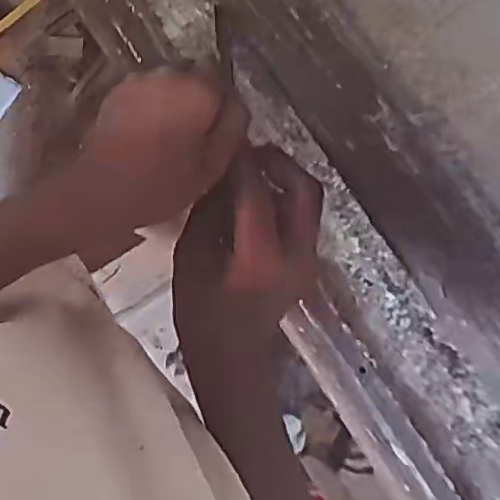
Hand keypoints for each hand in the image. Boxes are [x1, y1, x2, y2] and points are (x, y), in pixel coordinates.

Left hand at [66, 69, 249, 233]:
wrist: (103, 187)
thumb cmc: (163, 182)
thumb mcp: (213, 165)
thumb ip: (233, 127)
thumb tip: (236, 105)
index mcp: (200, 88)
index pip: (225, 82)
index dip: (222, 106)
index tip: (215, 132)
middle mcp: (169, 73)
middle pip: (194, 75)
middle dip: (196, 97)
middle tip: (190, 134)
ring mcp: (138, 79)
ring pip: (166, 82)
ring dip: (169, 99)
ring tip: (163, 135)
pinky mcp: (115, 91)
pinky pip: (142, 91)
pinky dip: (146, 105)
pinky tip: (142, 133)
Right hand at [172, 146, 324, 329]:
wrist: (233, 360)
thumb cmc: (200, 315)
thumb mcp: (191, 259)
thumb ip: (208, 213)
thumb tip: (219, 176)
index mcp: (261, 257)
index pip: (257, 194)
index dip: (241, 162)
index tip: (226, 139)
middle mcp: (297, 254)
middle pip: (303, 189)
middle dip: (278, 161)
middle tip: (248, 148)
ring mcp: (309, 259)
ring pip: (308, 199)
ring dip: (282, 176)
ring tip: (248, 166)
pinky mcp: (307, 261)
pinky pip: (301, 215)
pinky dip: (282, 195)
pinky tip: (252, 194)